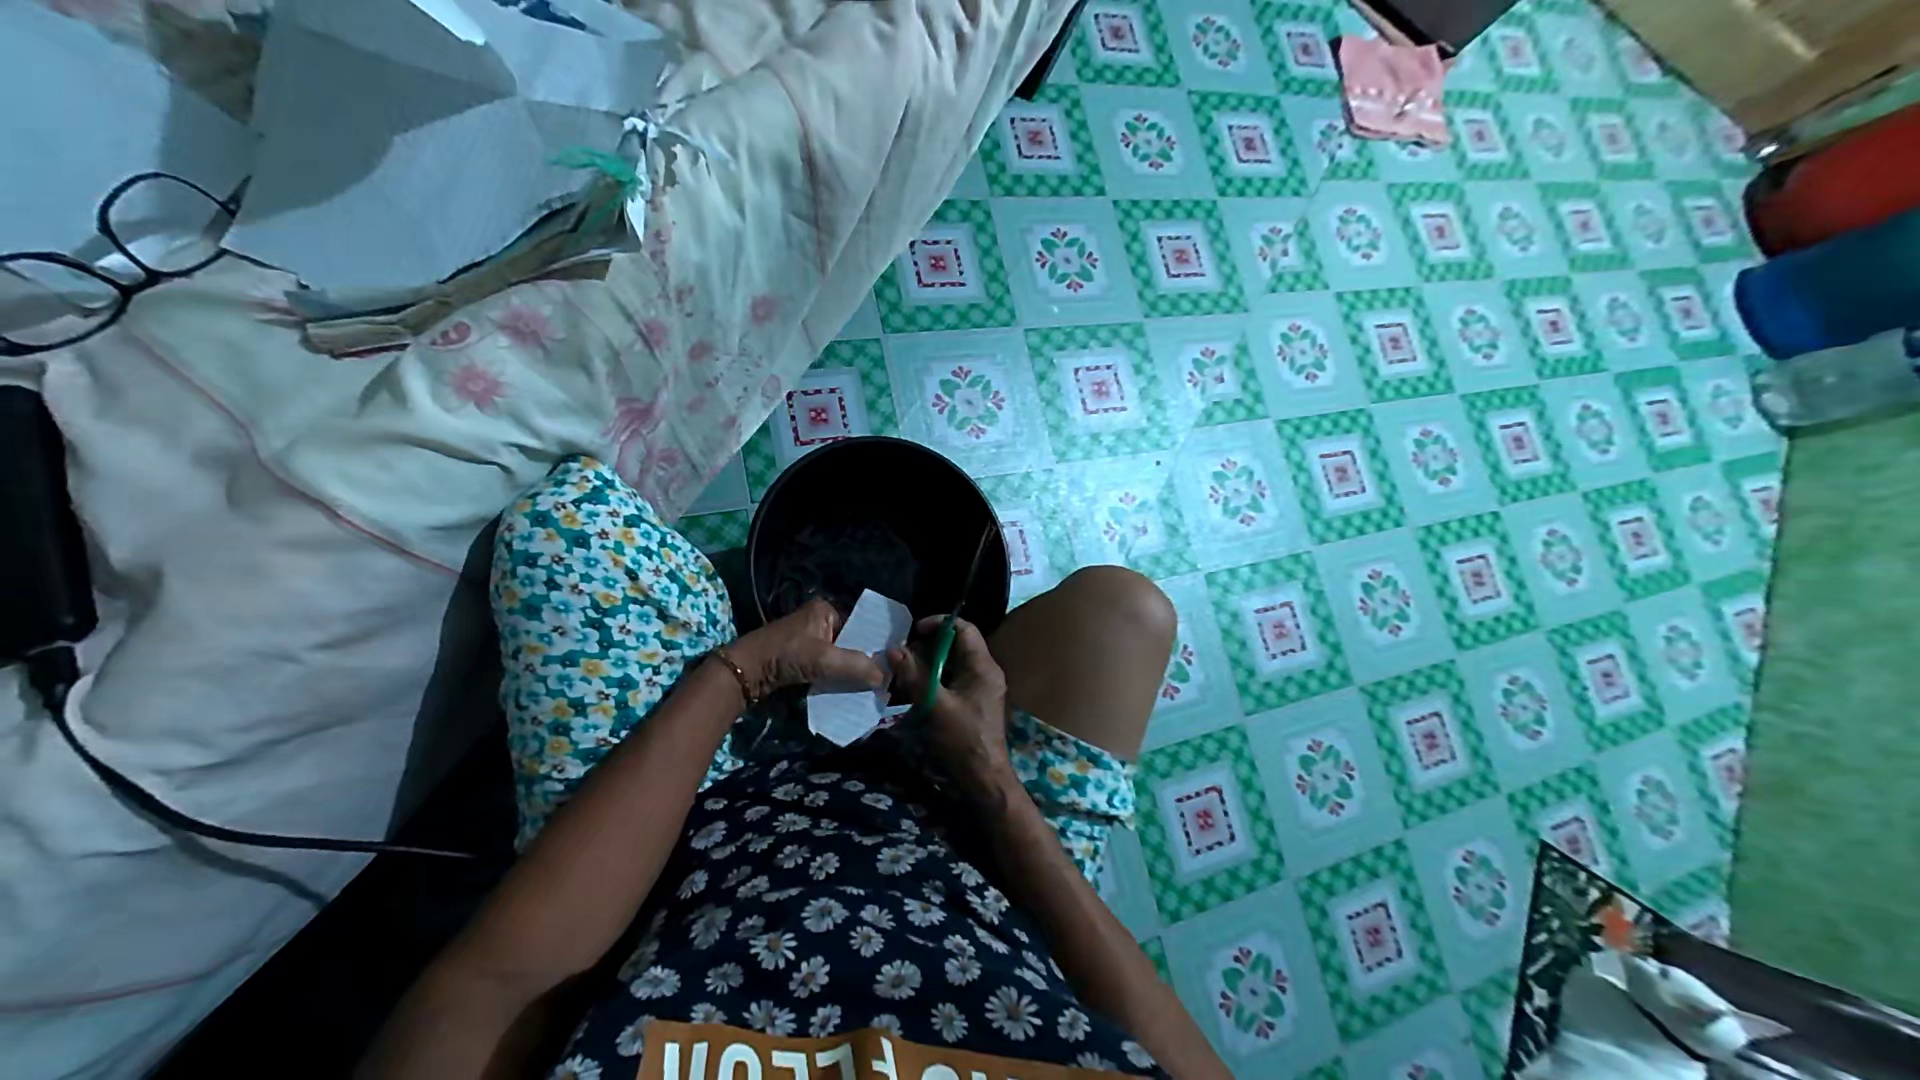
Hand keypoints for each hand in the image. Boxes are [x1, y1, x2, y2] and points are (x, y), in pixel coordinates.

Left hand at [727, 597, 887, 699]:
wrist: (745, 673)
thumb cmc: (785, 655)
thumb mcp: (824, 659)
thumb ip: (856, 666)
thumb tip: (885, 677)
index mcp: (825, 610)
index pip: (860, 624)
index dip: (876, 643)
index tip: (892, 661)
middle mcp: (819, 621)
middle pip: (851, 641)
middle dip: (865, 660)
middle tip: (885, 677)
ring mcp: (809, 640)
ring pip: (840, 656)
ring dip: (851, 671)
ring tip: (872, 687)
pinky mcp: (802, 659)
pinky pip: (828, 667)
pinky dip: (837, 678)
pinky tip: (850, 690)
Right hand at [887, 616, 1014, 793]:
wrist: (983, 779)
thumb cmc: (962, 739)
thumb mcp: (935, 705)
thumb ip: (914, 675)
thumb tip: (894, 649)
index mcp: (983, 667)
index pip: (964, 629)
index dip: (938, 624)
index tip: (913, 631)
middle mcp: (984, 672)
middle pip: (955, 647)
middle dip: (926, 648)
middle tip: (900, 656)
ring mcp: (979, 689)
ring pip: (950, 666)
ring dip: (925, 667)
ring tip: (900, 674)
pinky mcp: (971, 704)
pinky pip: (950, 683)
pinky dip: (931, 684)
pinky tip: (909, 693)